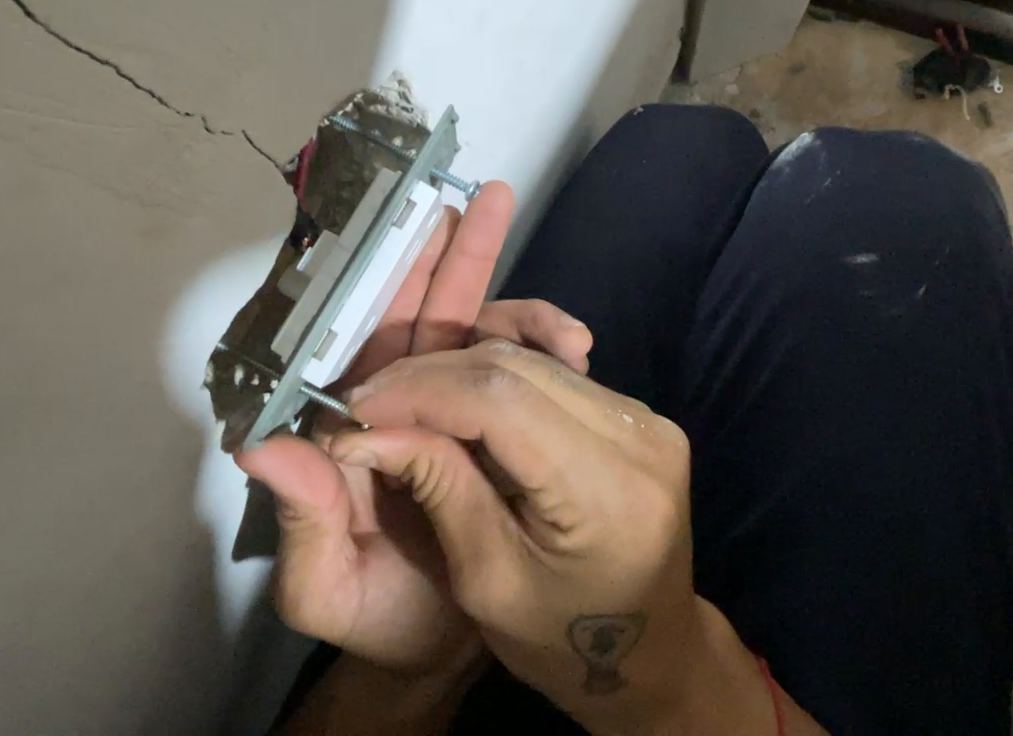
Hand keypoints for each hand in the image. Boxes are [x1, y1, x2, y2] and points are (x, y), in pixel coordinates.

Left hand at [235, 183, 593, 674]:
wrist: (445, 650)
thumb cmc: (374, 615)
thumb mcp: (323, 583)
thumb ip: (300, 516)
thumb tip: (254, 442)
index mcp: (353, 421)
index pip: (360, 333)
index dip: (382, 276)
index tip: (407, 222)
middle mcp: (401, 399)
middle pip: (425, 311)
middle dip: (454, 254)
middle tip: (489, 199)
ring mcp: (453, 409)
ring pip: (480, 334)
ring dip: (514, 303)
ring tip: (558, 313)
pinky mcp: (497, 427)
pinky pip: (520, 376)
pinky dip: (545, 354)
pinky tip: (575, 351)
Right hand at [326, 341, 711, 730]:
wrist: (653, 651)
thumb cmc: (563, 641)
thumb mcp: (487, 582)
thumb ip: (439, 488)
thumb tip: (370, 430)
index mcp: (608, 490)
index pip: (502, 400)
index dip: (422, 391)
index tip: (359, 407)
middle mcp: (638, 435)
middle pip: (516, 368)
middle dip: (431, 377)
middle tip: (370, 401)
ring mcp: (644, 417)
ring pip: (532, 360)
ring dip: (458, 370)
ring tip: (403, 397)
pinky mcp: (636, 413)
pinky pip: (552, 371)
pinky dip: (495, 375)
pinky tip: (456, 388)